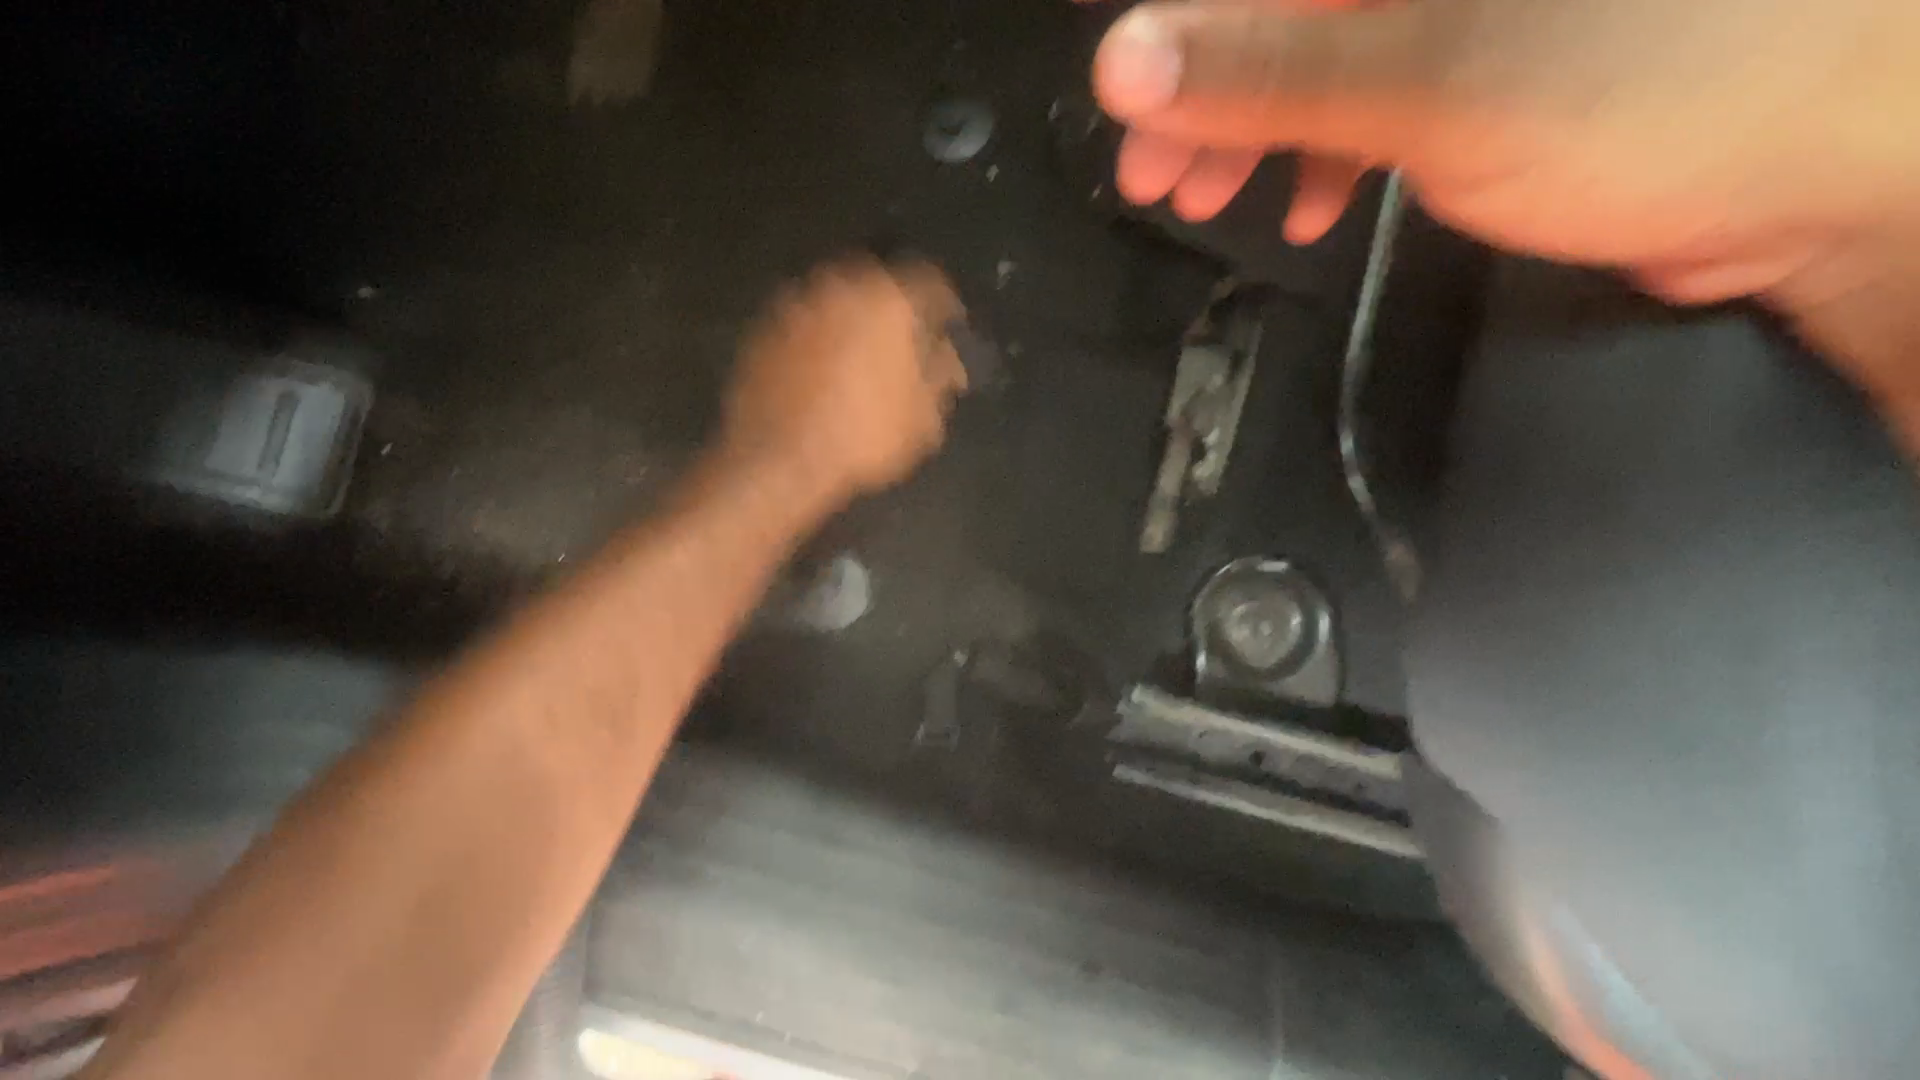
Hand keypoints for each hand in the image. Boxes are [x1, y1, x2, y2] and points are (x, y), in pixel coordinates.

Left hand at [722, 258, 967, 502]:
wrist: (777, 460)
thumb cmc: (863, 436)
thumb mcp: (924, 416)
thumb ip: (941, 375)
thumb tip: (946, 358)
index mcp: (889, 295)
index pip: (931, 280)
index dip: (944, 307)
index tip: (947, 329)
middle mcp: (840, 282)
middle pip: (879, 279)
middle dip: (894, 307)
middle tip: (903, 340)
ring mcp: (795, 301)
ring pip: (837, 297)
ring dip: (852, 319)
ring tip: (861, 356)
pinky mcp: (762, 326)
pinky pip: (804, 320)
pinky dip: (818, 336)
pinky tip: (823, 369)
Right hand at [1087, 0, 1919, 427]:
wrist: (1840, 172)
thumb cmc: (1659, 96)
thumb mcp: (1436, 79)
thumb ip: (1270, 68)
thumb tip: (1120, 62)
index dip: (1183, 20)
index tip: (1128, 100)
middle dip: (1208, 84)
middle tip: (1153, 177)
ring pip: (1321, 38)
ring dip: (1253, 125)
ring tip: (1204, 203)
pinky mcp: (1493, 46)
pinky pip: (1375, 78)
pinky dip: (1325, 145)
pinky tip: (1303, 209)